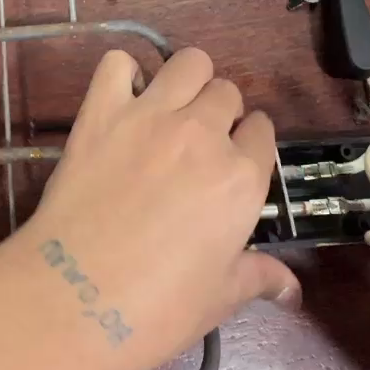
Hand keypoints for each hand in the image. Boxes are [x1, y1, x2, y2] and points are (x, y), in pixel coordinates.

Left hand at [0, 47, 298, 369]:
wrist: (78, 296)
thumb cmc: (158, 307)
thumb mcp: (219, 297)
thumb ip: (257, 276)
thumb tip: (291, 288)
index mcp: (241, 177)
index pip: (262, 130)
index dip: (249, 142)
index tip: (235, 157)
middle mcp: (203, 134)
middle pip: (226, 92)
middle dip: (220, 111)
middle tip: (199, 140)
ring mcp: (151, 115)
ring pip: (188, 62)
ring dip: (187, 79)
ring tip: (171, 107)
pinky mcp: (102, 110)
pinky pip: (118, 63)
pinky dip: (123, 73)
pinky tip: (123, 98)